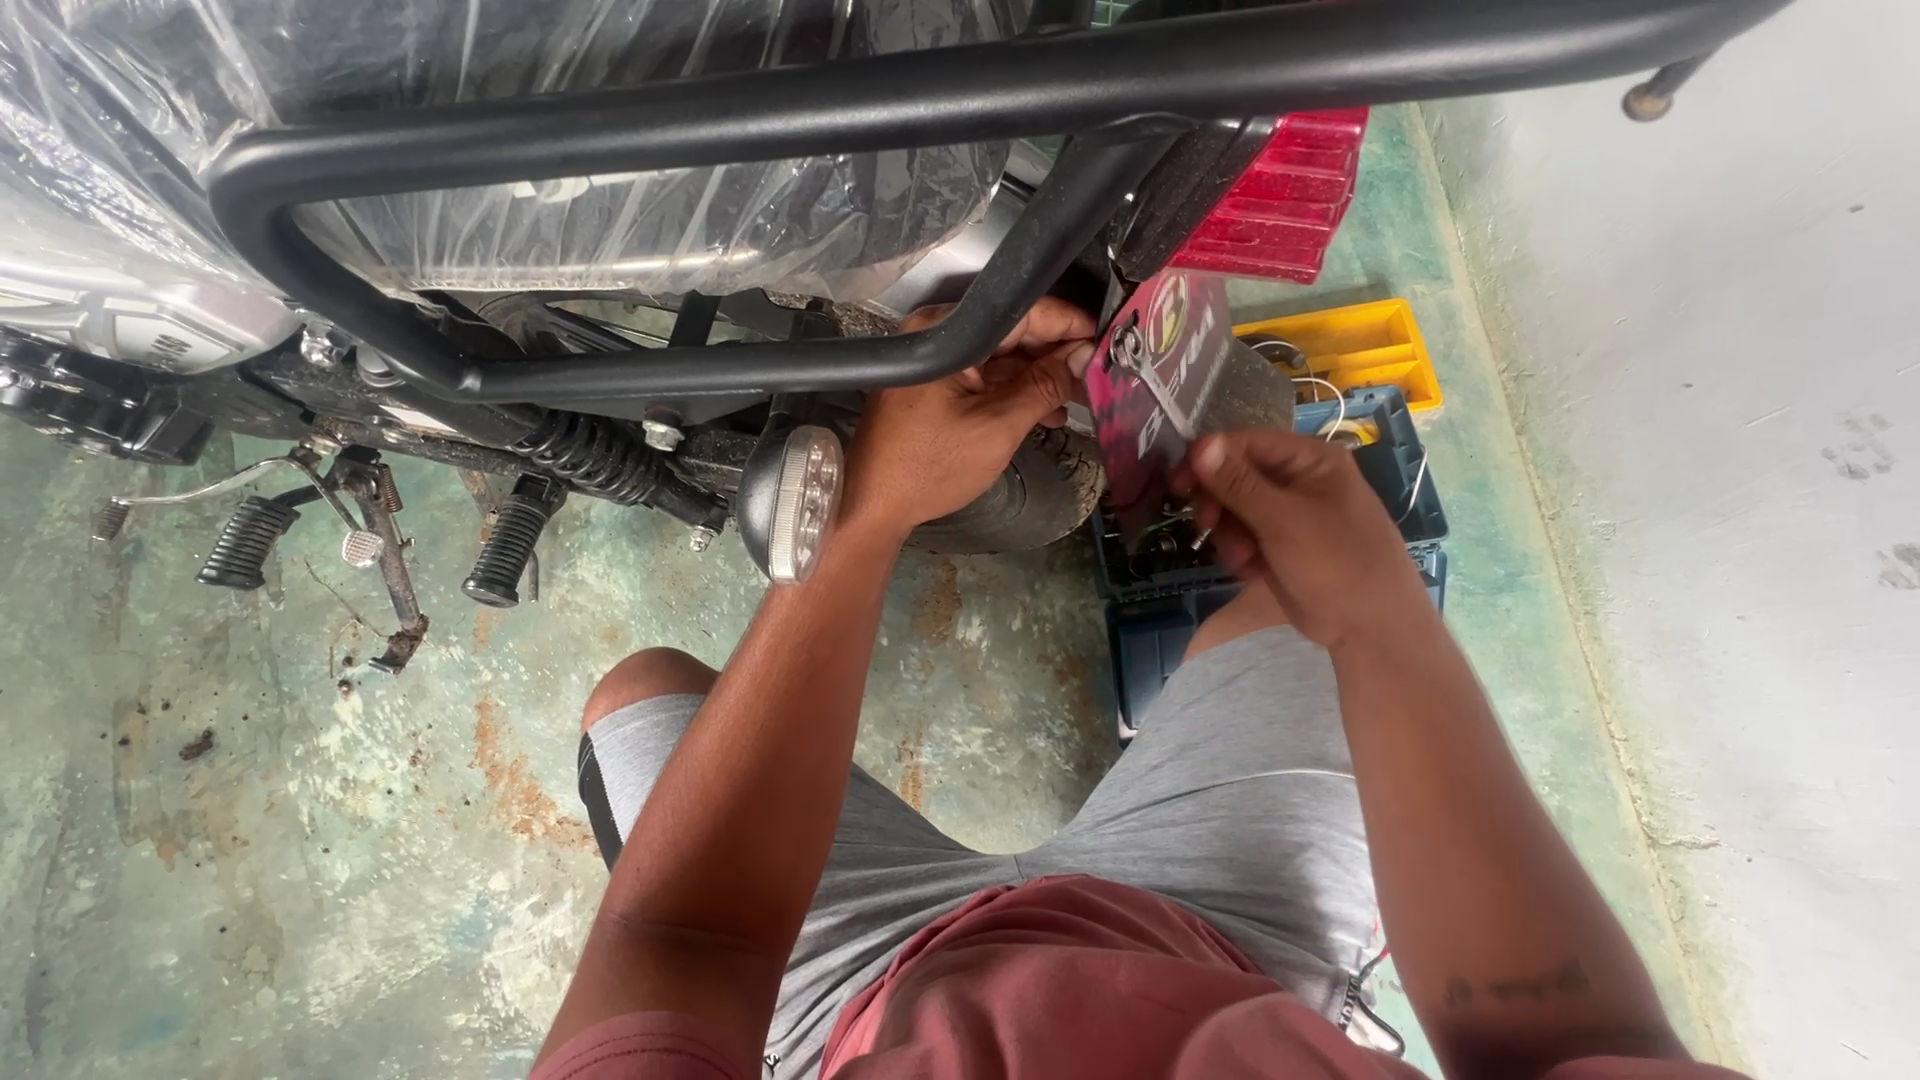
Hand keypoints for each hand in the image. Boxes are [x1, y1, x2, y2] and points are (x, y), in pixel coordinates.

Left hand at [843, 298, 1095, 538]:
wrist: (873, 505)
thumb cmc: (928, 468)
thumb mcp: (996, 428)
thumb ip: (1044, 387)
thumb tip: (1085, 357)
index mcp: (946, 333)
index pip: (1021, 311)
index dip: (1067, 325)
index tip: (1103, 341)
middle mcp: (937, 335)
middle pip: (1013, 331)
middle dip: (1057, 354)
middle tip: (1095, 375)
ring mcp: (935, 361)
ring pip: (1003, 356)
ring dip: (1040, 377)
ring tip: (1078, 399)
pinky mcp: (935, 384)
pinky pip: (985, 376)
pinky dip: (1014, 391)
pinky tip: (1045, 411)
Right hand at [1172, 429, 1431, 652]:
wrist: (1371, 628)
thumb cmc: (1337, 563)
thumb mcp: (1283, 519)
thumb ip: (1238, 483)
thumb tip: (1201, 443)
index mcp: (1309, 460)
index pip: (1244, 443)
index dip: (1207, 459)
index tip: (1177, 484)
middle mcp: (1298, 480)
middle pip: (1234, 476)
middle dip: (1218, 504)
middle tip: (1207, 525)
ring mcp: (1290, 514)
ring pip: (1234, 511)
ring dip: (1229, 536)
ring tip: (1243, 560)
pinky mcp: (1281, 545)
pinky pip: (1243, 538)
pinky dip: (1241, 554)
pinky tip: (1253, 572)